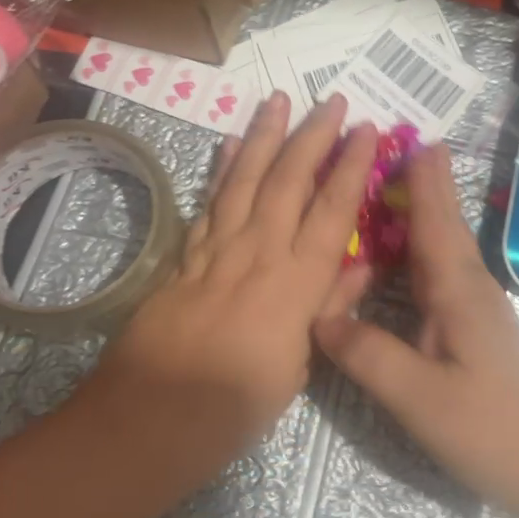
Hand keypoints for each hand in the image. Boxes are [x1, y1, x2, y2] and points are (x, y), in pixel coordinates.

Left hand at [89, 92, 377, 448]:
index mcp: (297, 281)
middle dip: (313, 136)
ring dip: (265, 136)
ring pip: (246, 179)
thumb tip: (362, 265)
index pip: (333, 210)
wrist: (151, 417)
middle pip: (290, 180)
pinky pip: (209, 201)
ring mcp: (218, 249)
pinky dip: (222, 169)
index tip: (367, 130)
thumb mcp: (298, 366)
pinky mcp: (185, 256)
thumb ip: (328, 307)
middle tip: (332, 100)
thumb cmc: (236, 404)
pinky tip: (229, 144)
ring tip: (278, 100)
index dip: (352, 166)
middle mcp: (260, 252)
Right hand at [313, 143, 518, 517]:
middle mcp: (469, 287)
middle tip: (399, 145)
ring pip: (443, 249)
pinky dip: (420, 254)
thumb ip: (367, 354)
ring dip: (423, 214)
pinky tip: (405, 263)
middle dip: (425, 184)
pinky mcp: (477, 333)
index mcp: (457, 288)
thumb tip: (317, 315)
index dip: (422, 178)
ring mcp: (477, 311)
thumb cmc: (494, 428)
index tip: (410, 134)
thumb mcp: (420, 397)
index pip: (434, 218)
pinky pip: (441, 277)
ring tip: (394, 188)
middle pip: (443, 224)